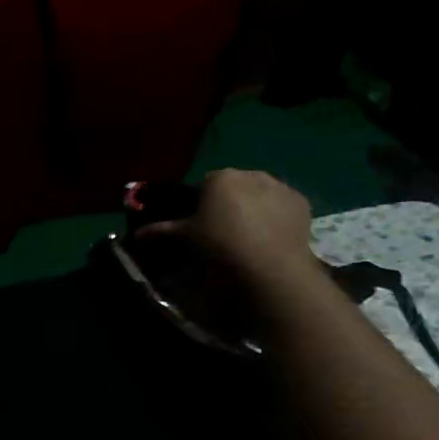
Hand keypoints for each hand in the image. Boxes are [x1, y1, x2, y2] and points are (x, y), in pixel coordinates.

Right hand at [136, 169, 316, 289]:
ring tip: (248, 236)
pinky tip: (269, 236)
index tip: (200, 224)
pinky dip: (275, 215)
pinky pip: (281, 204)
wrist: (268, 265)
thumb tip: (137, 235)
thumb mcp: (186, 238)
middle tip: (222, 230)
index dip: (201, 204)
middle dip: (229, 202)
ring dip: (253, 207)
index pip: (205, 184)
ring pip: (260, 193)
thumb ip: (162, 231)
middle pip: (234, 185)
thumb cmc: (219, 245)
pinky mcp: (301, 202)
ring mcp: (280, 186)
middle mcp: (251, 174)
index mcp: (220, 177)